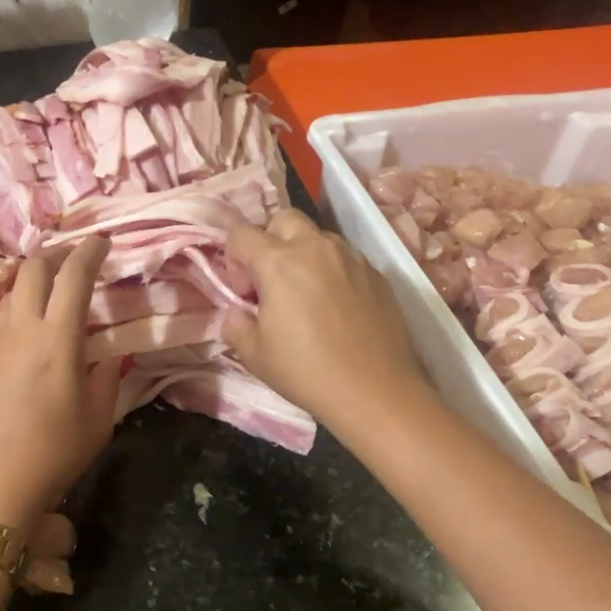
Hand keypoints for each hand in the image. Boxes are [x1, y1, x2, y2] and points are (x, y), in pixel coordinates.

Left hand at [0, 237, 122, 529]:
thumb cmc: (54, 456)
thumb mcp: (98, 421)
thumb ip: (107, 378)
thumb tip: (110, 354)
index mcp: (57, 339)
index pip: (73, 276)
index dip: (90, 251)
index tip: (102, 243)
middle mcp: (20, 329)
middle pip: (33, 269)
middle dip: (57, 255)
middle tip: (75, 259)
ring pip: (8, 291)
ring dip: (30, 280)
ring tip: (46, 289)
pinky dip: (2, 308)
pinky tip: (10, 320)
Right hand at [223, 209, 426, 422]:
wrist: (376, 391)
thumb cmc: (306, 372)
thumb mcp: (253, 354)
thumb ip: (235, 322)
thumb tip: (238, 310)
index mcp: (279, 263)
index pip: (241, 234)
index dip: (233, 258)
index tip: (243, 291)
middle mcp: (316, 248)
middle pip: (283, 219)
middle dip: (269, 241)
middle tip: (271, 280)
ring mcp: (351, 257)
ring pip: (318, 236)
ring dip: (303, 253)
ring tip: (305, 292)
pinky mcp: (377, 274)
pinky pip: (345, 257)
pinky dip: (331, 269)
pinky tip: (335, 306)